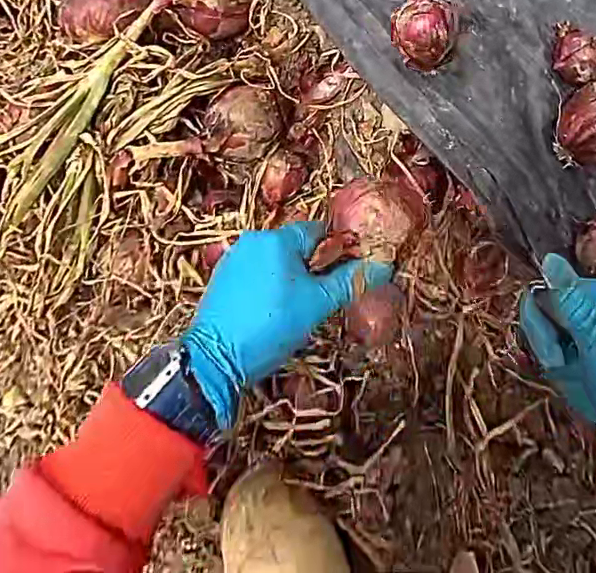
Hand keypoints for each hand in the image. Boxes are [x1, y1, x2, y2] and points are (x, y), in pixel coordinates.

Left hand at [181, 221, 392, 425]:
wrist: (212, 364)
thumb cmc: (270, 326)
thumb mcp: (318, 304)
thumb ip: (350, 281)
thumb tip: (383, 265)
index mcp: (276, 239)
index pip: (319, 232)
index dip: (335, 253)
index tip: (339, 277)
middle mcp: (253, 241)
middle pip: (297, 247)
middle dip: (312, 269)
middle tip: (318, 298)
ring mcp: (233, 260)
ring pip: (277, 262)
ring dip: (291, 279)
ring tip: (295, 309)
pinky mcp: (221, 280)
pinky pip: (257, 274)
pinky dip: (269, 287)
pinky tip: (272, 312)